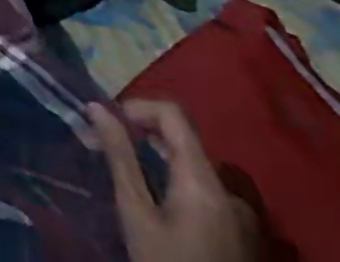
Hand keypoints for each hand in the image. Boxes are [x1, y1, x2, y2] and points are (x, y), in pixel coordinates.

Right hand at [86, 100, 257, 261]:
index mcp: (204, 181)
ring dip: (158, 160)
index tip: (108, 121)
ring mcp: (241, 214)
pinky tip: (159, 206)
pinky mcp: (243, 232)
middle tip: (103, 147)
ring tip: (127, 179)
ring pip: (192, 166)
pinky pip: (206, 191)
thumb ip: (119, 156)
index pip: (174, 115)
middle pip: (183, 140)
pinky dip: (177, 183)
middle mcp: (229, 190)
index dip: (137, 107)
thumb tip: (97, 107)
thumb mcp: (135, 211)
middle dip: (141, 135)